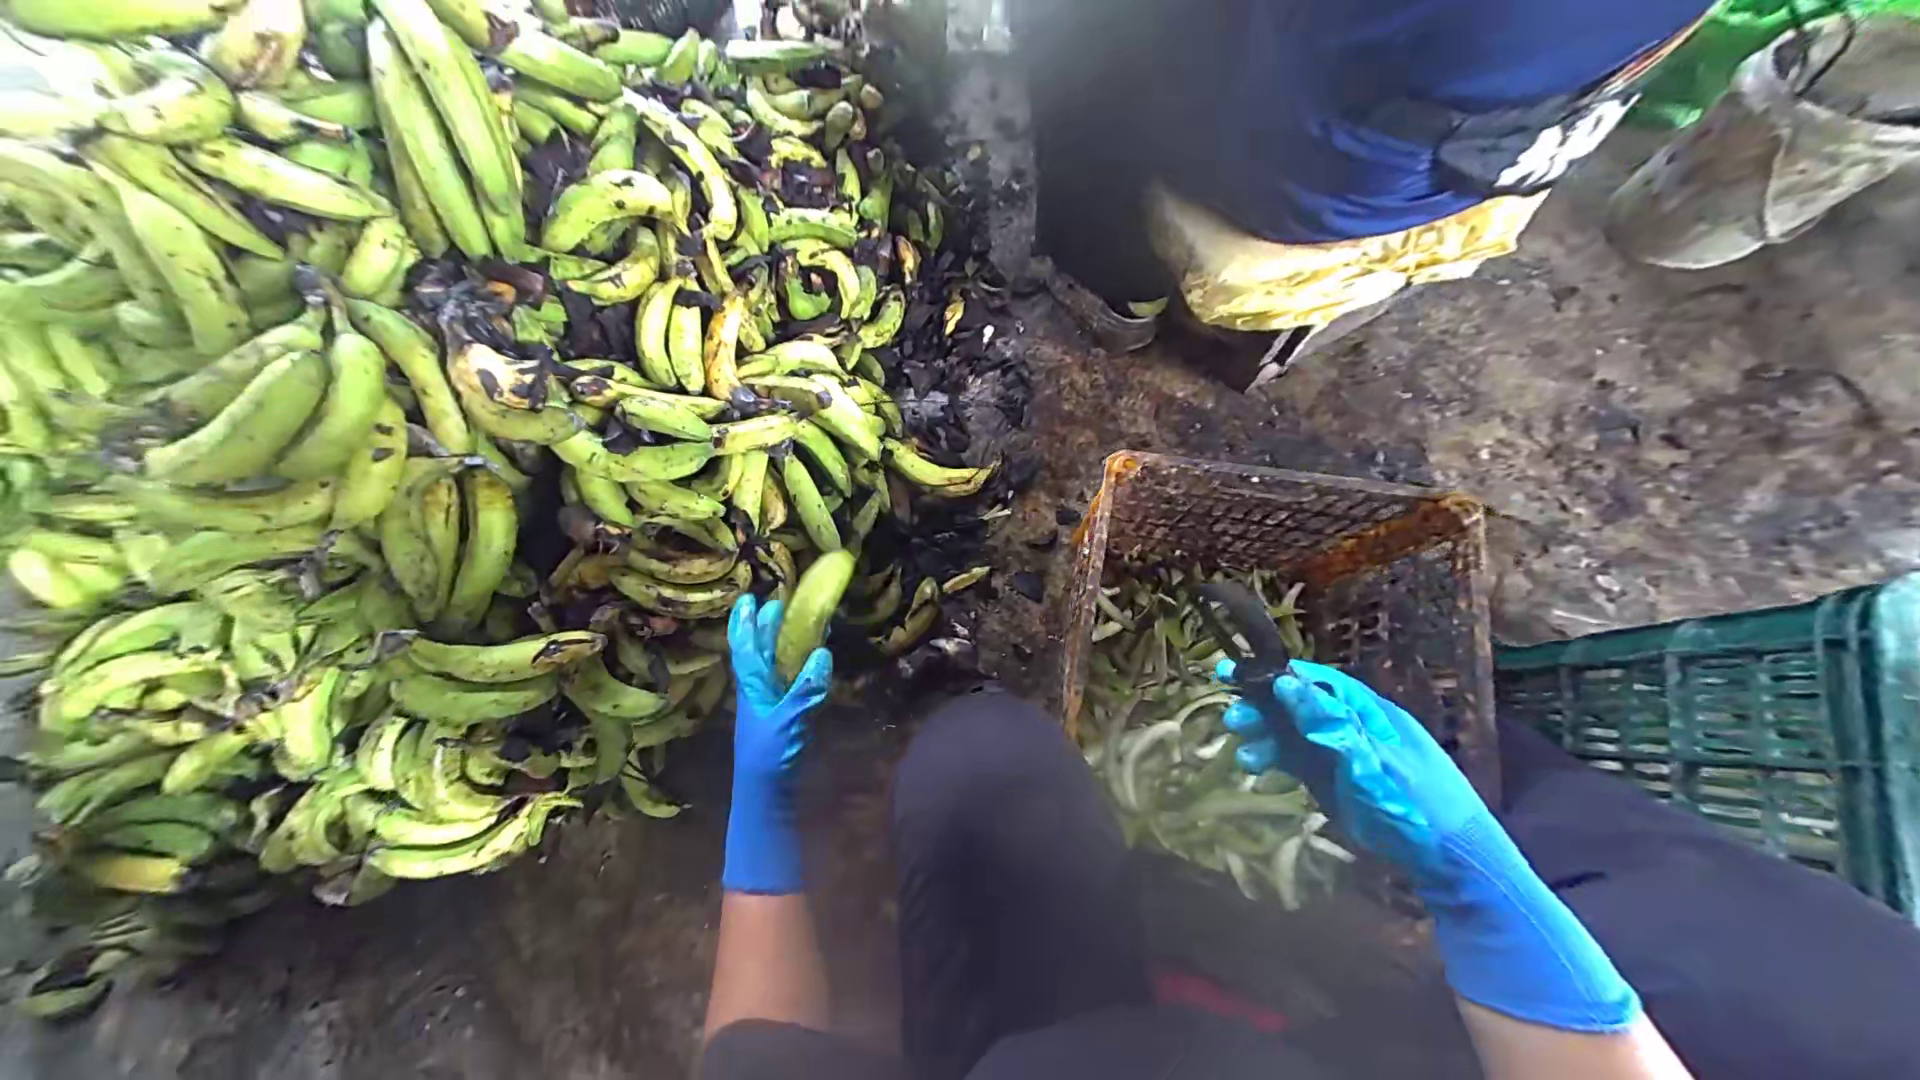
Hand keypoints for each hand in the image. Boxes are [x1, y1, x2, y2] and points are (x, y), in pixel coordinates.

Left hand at [724, 593, 831, 894]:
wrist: (765, 793)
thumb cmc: (770, 756)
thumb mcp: (788, 722)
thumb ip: (805, 690)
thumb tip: (822, 653)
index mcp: (752, 687)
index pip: (747, 648)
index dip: (746, 623)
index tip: (748, 598)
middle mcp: (756, 690)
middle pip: (756, 651)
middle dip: (761, 626)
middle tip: (772, 602)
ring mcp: (767, 702)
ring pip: (769, 664)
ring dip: (775, 642)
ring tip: (788, 623)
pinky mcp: (781, 714)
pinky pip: (784, 679)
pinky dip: (792, 664)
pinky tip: (803, 661)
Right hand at [1220, 659, 1641, 1033]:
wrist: (1454, 869)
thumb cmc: (1422, 809)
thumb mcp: (1376, 764)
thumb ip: (1331, 724)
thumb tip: (1286, 682)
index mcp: (1370, 713)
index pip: (1314, 682)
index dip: (1274, 673)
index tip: (1234, 671)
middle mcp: (1351, 727)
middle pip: (1296, 705)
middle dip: (1261, 706)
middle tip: (1232, 715)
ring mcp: (1340, 754)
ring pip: (1290, 732)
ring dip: (1262, 734)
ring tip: (1240, 748)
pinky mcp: (1330, 780)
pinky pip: (1293, 759)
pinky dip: (1270, 758)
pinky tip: (1252, 765)